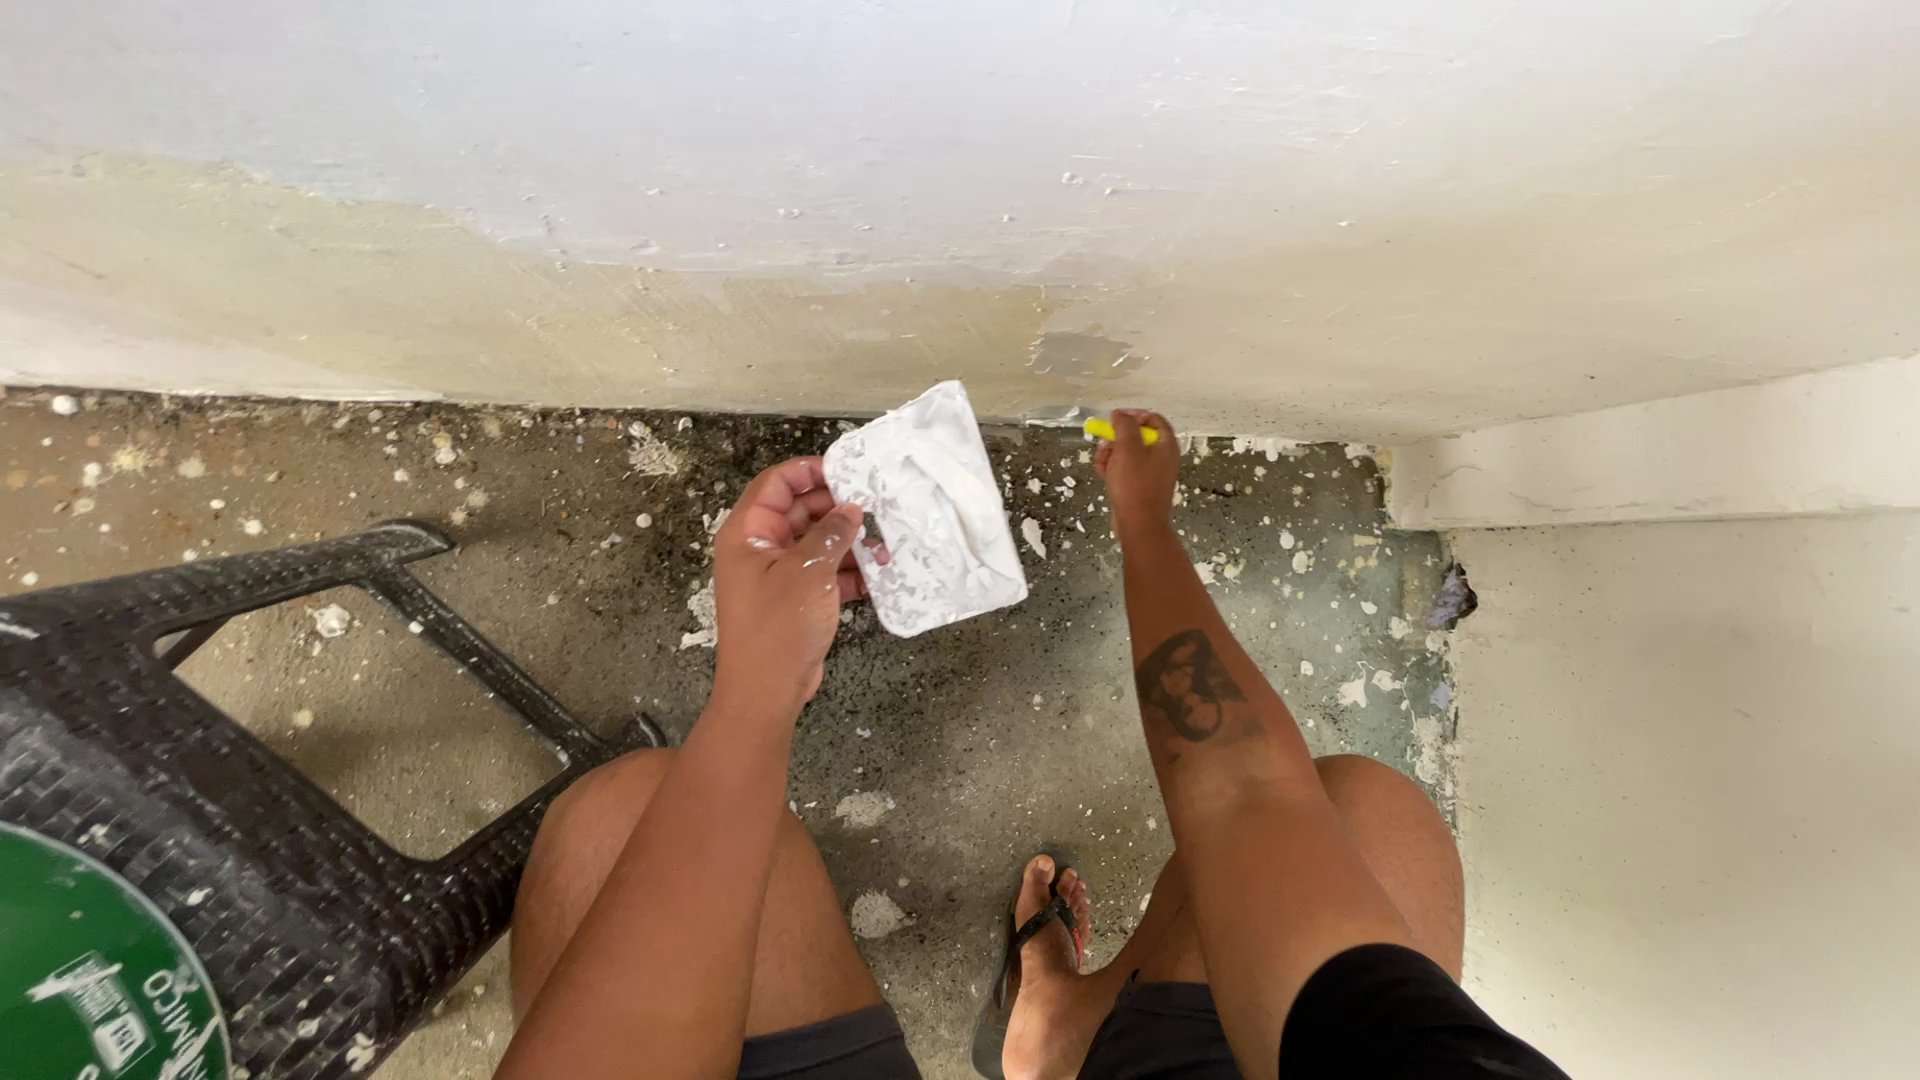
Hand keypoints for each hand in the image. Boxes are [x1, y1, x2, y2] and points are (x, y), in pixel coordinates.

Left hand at [712, 457, 864, 708]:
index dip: (810, 470)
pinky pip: (824, 572)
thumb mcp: (808, 571)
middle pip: (801, 510)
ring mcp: (778, 574)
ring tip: (885, 545)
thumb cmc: (779, 625)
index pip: (777, 483)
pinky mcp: (797, 598)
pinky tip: (879, 575)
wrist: (767, 690)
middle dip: (839, 509)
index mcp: (748, 532)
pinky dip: (849, 572)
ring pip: (817, 542)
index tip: (849, 471)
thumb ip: (831, 533)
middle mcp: (760, 547)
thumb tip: (851, 508)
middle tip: (877, 507)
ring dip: (849, 543)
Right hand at [1093, 408, 1178, 540]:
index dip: (1134, 415)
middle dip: (1117, 438)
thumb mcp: (1127, 447)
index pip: (1153, 419)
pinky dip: (1113, 469)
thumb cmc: (1135, 483)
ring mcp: (1152, 474)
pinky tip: (1103, 474)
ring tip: (1102, 462)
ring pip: (1128, 454)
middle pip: (1137, 437)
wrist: (1139, 523)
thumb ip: (1124, 425)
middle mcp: (1162, 457)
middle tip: (1105, 444)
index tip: (1115, 418)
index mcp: (1166, 445)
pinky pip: (1126, 471)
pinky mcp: (1140, 487)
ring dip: (1111, 454)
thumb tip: (1120, 414)